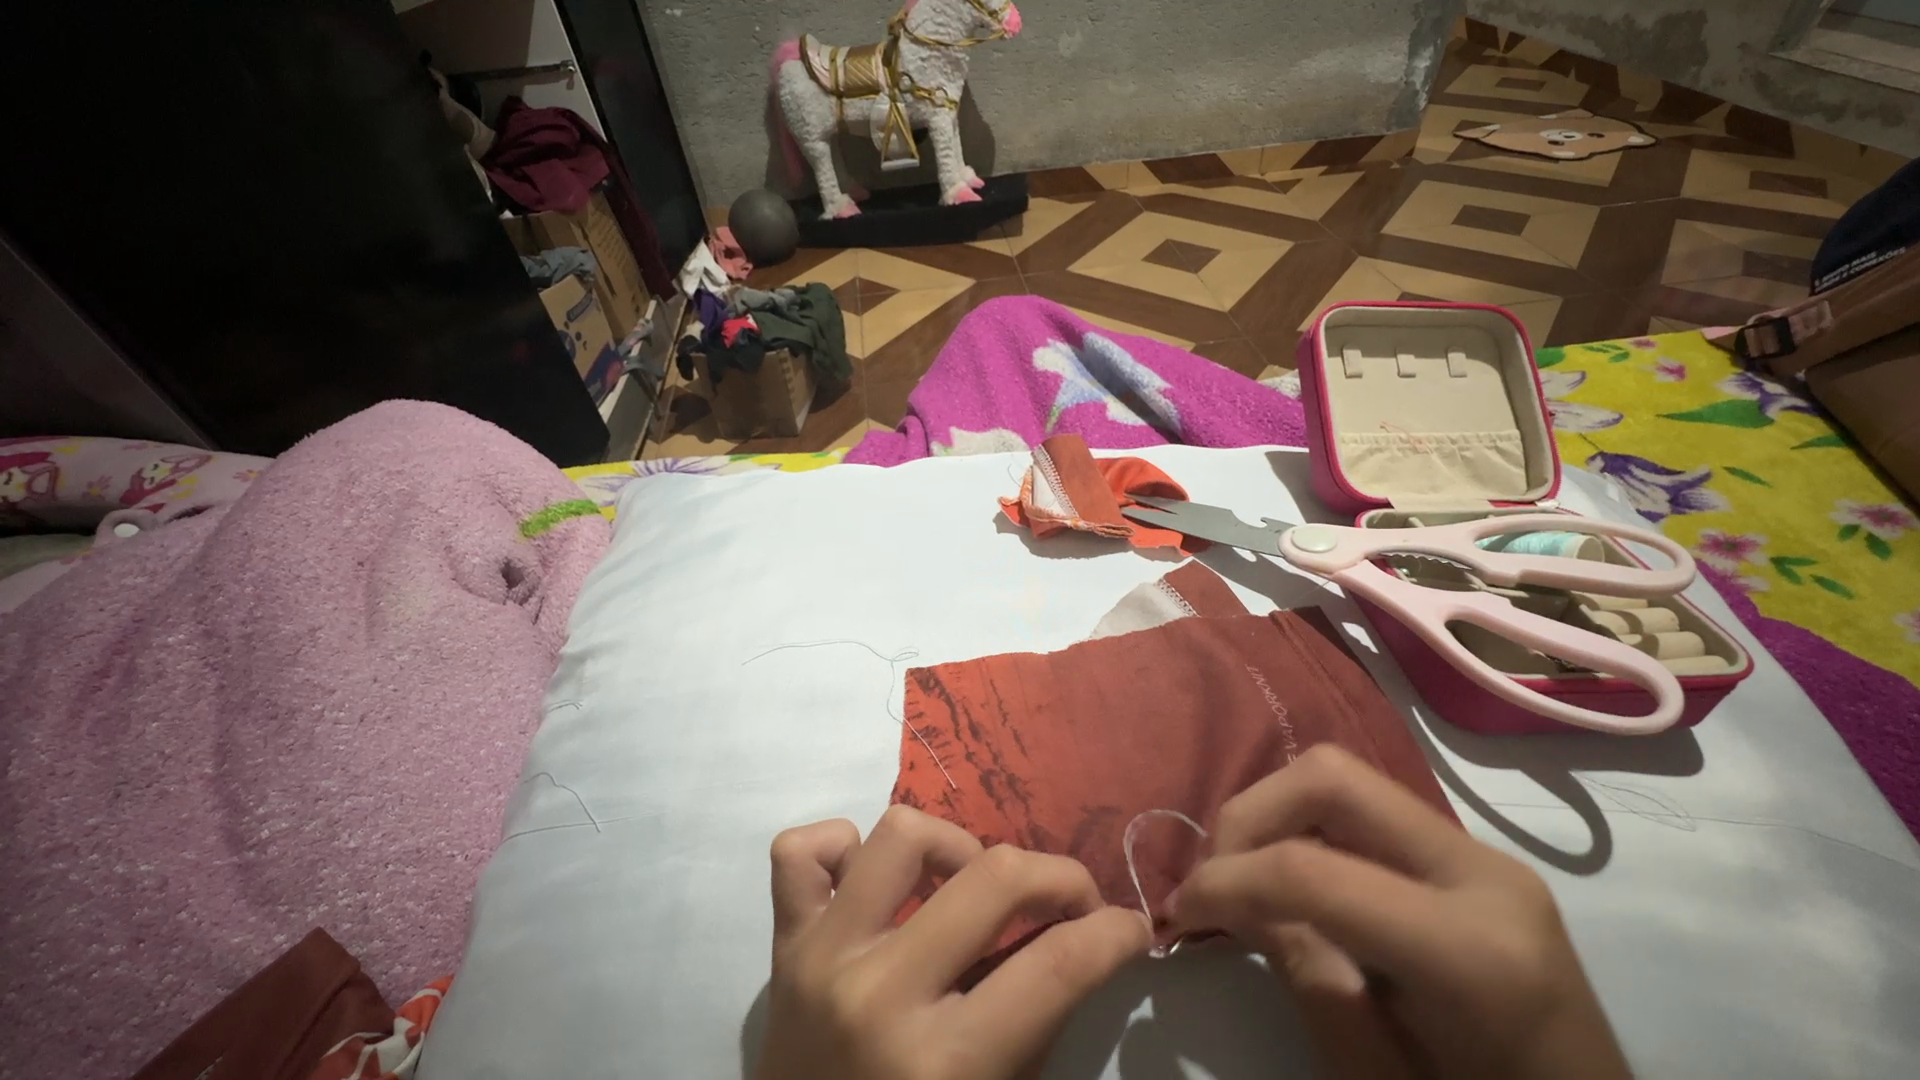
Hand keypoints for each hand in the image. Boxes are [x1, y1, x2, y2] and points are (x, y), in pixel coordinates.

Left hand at [756, 806, 1150, 1079]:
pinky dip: (840, 848)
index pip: (1056, 967)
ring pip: (899, 836)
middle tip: (1069, 902)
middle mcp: (878, 995)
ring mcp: (821, 959)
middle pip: (992, 879)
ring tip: (967, 883)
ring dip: (954, 847)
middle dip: (1058, 877)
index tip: (1131, 927)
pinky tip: (872, 881)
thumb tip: (1088, 937)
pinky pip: (799, 853)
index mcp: (940, 1064)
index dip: (1114, 935)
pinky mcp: (782, 944)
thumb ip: (1041, 1019)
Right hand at [1168, 745, 1630, 1079]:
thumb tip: (1233, 900)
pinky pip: (1364, 809)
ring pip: (1343, 778)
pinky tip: (1288, 879)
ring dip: (1273, 815)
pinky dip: (1304, 826)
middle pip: (1331, 780)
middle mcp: (1483, 873)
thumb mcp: (1376, 1077)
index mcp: (1473, 952)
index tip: (1179, 912)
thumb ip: (1305, 976)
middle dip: (1248, 817)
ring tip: (1244, 878)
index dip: (1226, 881)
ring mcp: (1480, 855)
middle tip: (1215, 881)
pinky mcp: (1468, 855)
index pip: (1314, 872)